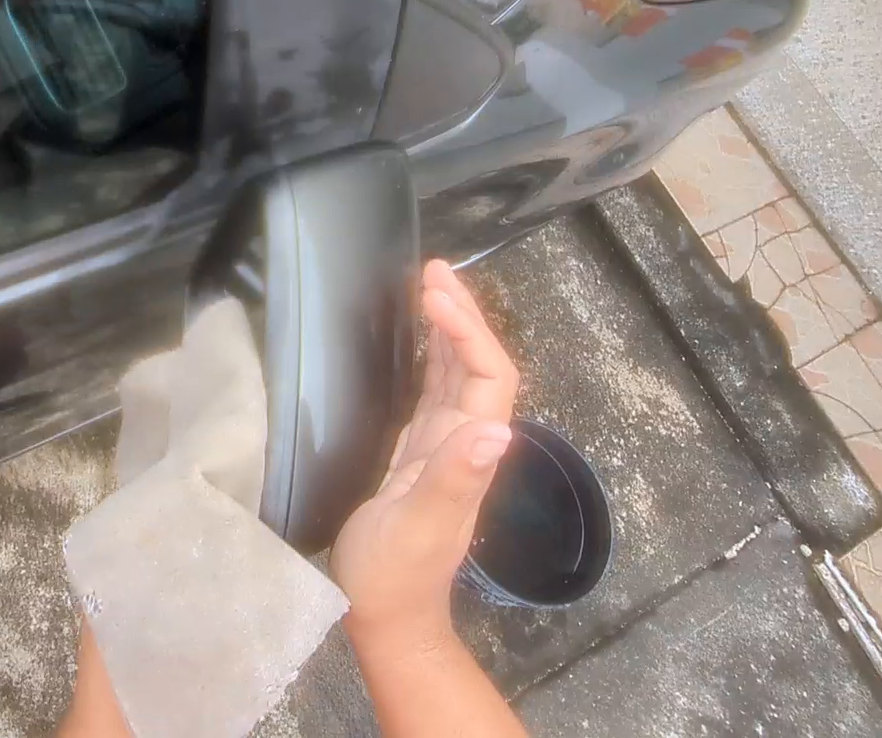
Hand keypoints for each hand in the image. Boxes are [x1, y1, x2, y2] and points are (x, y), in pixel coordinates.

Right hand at [330, 259, 521, 647]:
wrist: (386, 611)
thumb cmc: (394, 571)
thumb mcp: (417, 527)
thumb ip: (453, 480)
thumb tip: (494, 430)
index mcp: (468, 452)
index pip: (487, 377)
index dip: (469, 332)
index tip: (433, 294)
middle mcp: (465, 440)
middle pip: (479, 365)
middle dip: (463, 315)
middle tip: (435, 269)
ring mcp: (443, 444)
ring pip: (458, 372)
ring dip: (451, 327)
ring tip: (429, 285)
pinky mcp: (420, 449)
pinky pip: (434, 388)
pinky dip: (432, 354)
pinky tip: (422, 336)